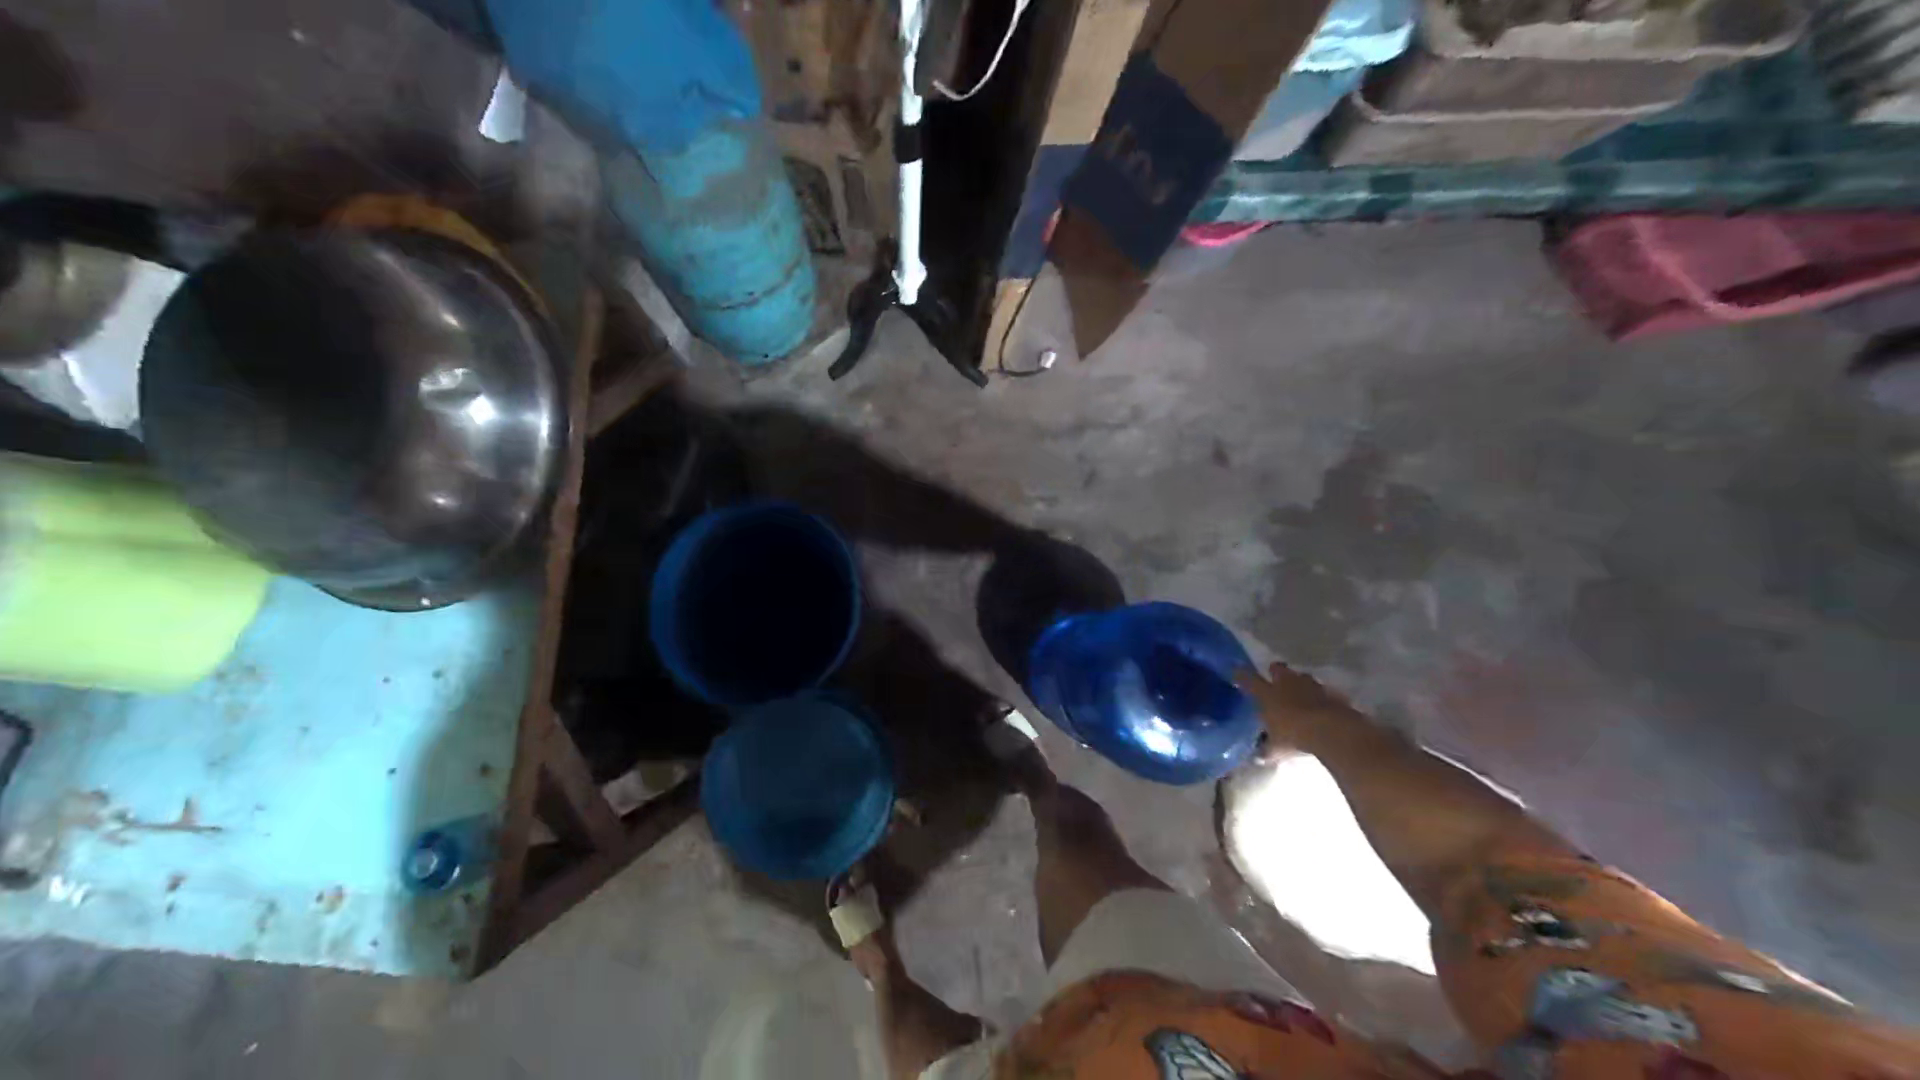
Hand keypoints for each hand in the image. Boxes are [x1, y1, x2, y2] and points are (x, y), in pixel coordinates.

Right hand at [1235, 662, 1359, 750]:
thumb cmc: (1295, 735)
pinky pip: (1323, 690)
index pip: (1249, 679)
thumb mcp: (1277, 748)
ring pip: (1302, 676)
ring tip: (1300, 693)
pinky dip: (1321, 696)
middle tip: (1275, 679)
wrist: (1333, 731)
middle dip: (1276, 671)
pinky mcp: (1332, 693)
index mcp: (1268, 694)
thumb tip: (1259, 755)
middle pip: (1278, 668)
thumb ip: (1267, 749)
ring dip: (1300, 682)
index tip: (1236, 672)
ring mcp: (1311, 686)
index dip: (1241, 675)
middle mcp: (1287, 684)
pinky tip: (1322, 705)